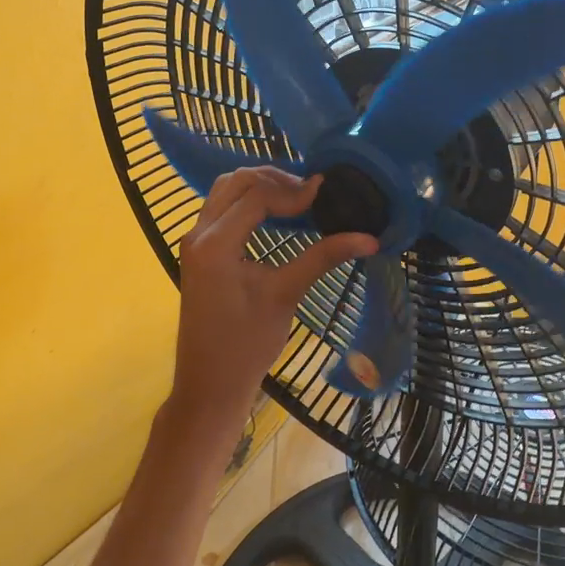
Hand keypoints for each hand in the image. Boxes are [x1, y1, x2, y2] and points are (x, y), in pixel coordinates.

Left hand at [170, 167, 377, 432]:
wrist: (209, 385)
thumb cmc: (246, 345)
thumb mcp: (286, 295)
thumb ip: (323, 257)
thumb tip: (370, 238)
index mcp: (215, 245)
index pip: (256, 196)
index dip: (292, 190)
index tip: (324, 195)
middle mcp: (198, 234)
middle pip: (237, 181)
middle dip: (275, 179)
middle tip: (310, 192)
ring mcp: (194, 241)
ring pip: (225, 189)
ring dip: (259, 185)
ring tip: (296, 197)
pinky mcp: (199, 250)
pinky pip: (221, 206)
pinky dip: (248, 199)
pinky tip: (276, 213)